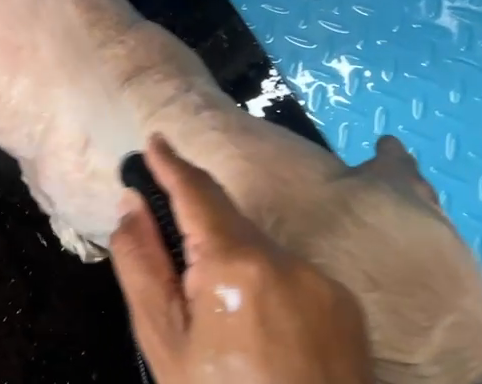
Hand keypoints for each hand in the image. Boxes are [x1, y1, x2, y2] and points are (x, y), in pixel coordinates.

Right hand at [110, 137, 372, 383]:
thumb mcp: (163, 340)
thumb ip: (141, 263)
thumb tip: (133, 204)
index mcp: (235, 264)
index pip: (196, 193)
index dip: (172, 164)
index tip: (155, 141)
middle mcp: (287, 261)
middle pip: (229, 219)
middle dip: (196, 217)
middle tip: (165, 234)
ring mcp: (324, 284)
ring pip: (260, 247)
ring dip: (232, 253)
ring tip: (212, 300)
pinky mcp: (349, 309)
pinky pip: (292, 274)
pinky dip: (265, 279)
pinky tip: (254, 320)